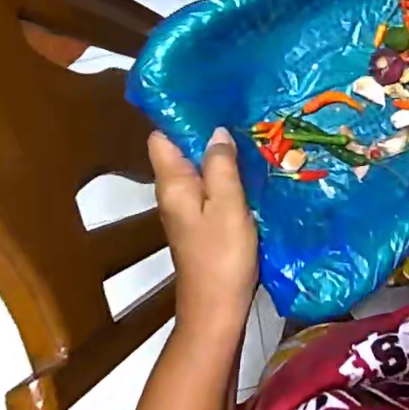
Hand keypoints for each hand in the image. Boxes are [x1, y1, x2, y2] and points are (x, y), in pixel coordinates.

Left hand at [148, 128, 256, 340]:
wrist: (216, 312)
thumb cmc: (221, 257)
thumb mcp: (227, 206)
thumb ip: (221, 166)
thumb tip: (216, 132)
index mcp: (172, 183)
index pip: (161, 137)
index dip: (178, 116)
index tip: (206, 98)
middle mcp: (172, 192)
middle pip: (181, 150)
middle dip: (204, 132)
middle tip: (235, 112)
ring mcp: (185, 208)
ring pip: (197, 169)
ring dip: (217, 154)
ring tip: (246, 133)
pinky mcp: (200, 222)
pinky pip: (208, 187)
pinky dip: (224, 175)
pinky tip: (247, 168)